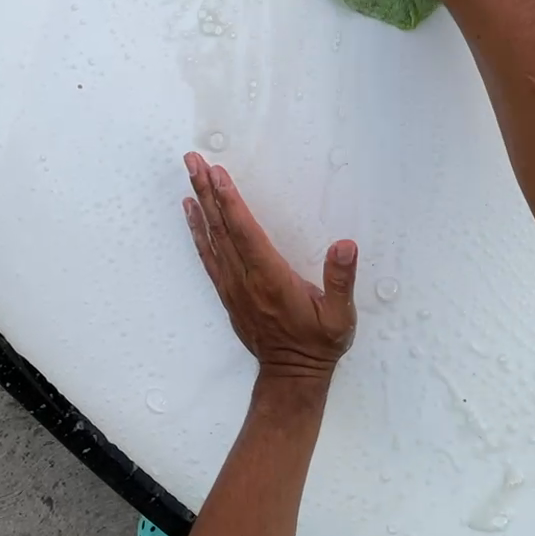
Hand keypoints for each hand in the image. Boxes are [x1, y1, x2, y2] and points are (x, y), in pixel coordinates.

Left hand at [182, 153, 357, 380]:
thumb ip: (341, 280)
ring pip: (211, 237)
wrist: (291, 376)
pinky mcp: (227, 291)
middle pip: (221, 228)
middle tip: (193, 160)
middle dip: (207, 191)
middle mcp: (245, 279)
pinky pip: (207, 254)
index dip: (230, 202)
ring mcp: (232, 285)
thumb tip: (345, 246)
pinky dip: (197, 230)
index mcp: (271, 280)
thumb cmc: (319, 344)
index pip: (245, 233)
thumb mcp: (340, 318)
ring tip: (189, 173)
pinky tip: (191, 210)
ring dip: (199, 203)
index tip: (217, 174)